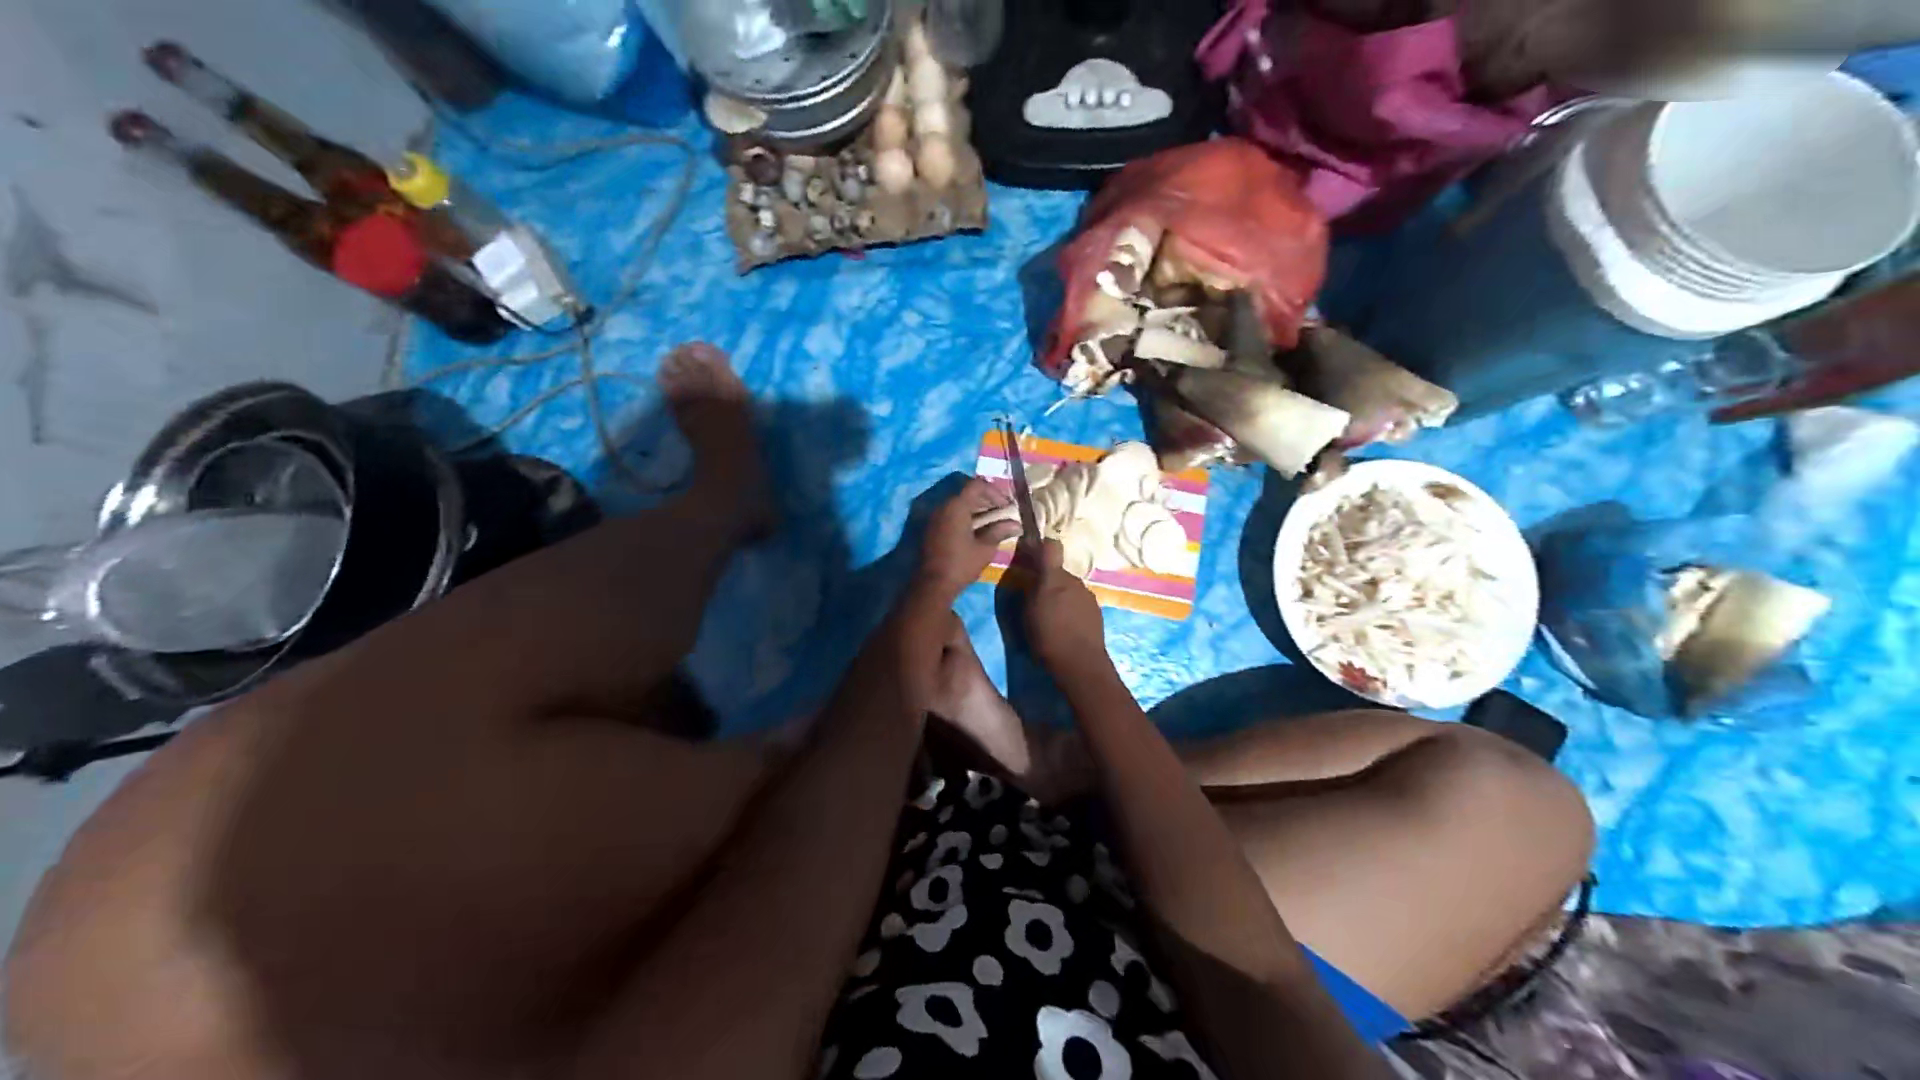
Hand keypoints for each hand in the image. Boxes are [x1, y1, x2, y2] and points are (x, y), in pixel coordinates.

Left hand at [917, 477, 1020, 602]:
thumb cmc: (961, 565)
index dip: (994, 492)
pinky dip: (964, 516)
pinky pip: (949, 513)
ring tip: (992, 522)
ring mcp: (934, 516)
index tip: (1006, 505)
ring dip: (975, 508)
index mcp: (956, 506)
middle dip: (986, 499)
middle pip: (966, 492)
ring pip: (957, 503)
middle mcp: (942, 506)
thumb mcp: (985, 548)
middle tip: (1002, 512)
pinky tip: (976, 530)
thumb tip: (1017, 525)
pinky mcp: (931, 528)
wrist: (932, 584)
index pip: (977, 485)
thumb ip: (999, 531)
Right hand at [1019, 539, 1107, 673]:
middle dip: (1050, 582)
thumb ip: (1031, 589)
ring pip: (1071, 589)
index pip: (1052, 547)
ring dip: (1062, 597)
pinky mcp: (1096, 613)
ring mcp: (1088, 597)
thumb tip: (1034, 575)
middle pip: (1060, 573)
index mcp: (1055, 578)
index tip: (1033, 552)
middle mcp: (1075, 581)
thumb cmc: (1047, 636)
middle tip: (1037, 600)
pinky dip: (1072, 610)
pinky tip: (1066, 628)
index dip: (1043, 546)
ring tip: (1052, 619)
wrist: (1080, 663)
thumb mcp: (1028, 612)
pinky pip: (1080, 604)